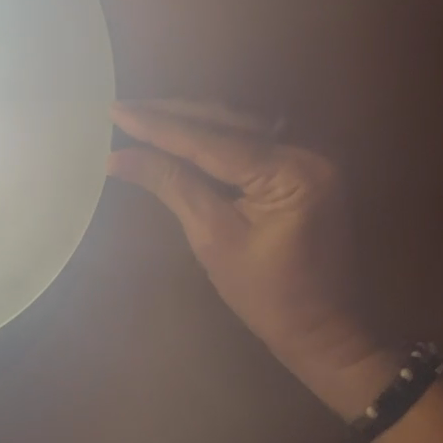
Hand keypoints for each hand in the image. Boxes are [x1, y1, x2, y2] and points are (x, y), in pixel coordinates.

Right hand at [108, 100, 382, 409]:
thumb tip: (117, 156)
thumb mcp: (213, 238)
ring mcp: (312, 152)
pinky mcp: (306, 161)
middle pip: (226, 119)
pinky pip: (252, 134)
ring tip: (145, 114)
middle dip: (171, 114)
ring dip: (190, 116)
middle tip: (124, 109)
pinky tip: (181, 127)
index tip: (117, 112)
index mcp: (291, 173)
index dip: (159, 127)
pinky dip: (213, 129)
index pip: (211, 141)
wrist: (326, 332)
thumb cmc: (269, 297)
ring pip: (238, 120)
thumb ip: (170, 184)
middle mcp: (308, 148)